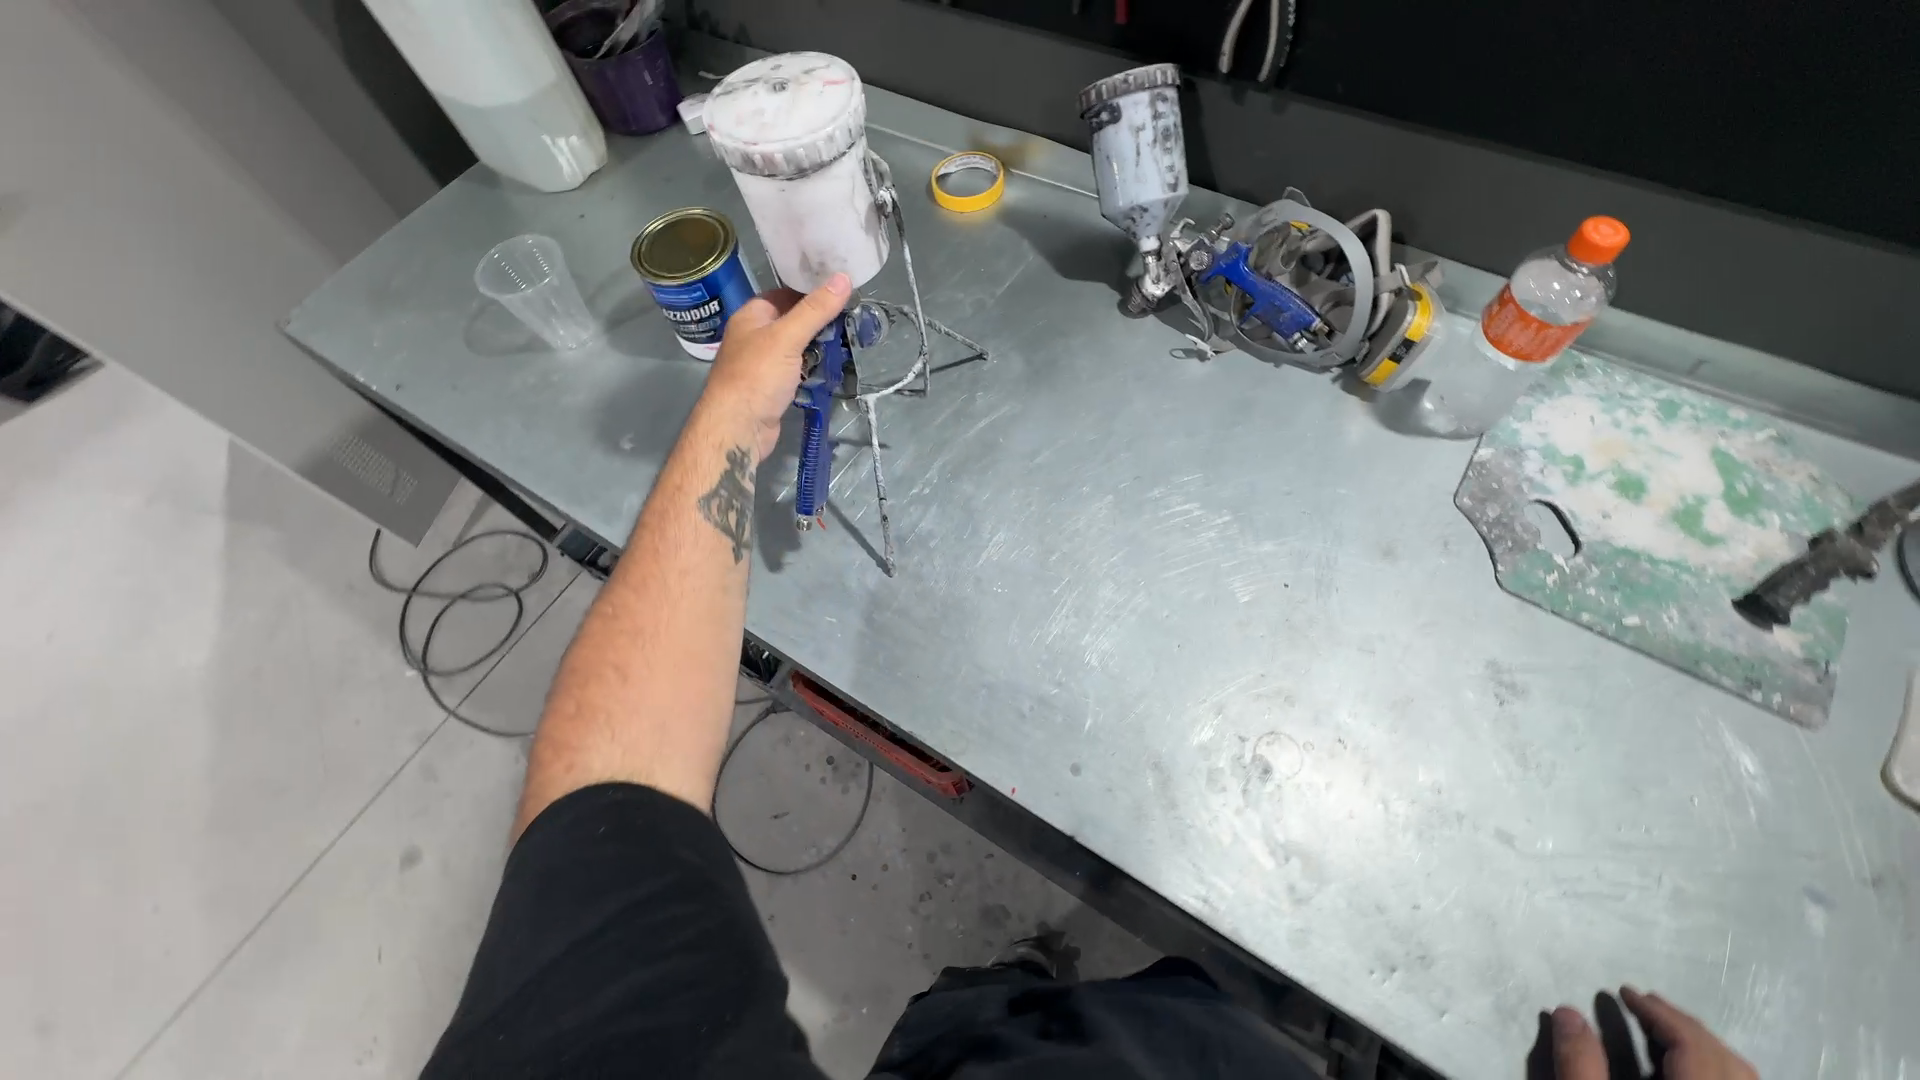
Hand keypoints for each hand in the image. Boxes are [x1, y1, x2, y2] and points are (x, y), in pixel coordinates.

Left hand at [698, 273, 850, 461]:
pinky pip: (797, 372)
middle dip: (820, 324)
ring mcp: (763, 363)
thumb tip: (843, 278)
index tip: (841, 292)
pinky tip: (831, 371)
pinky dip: (812, 371)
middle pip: (793, 322)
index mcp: (752, 316)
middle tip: (851, 320)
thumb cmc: (757, 376)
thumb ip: (815, 310)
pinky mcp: (772, 387)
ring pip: (798, 348)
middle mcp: (755, 336)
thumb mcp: (788, 338)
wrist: (738, 427)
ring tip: (847, 345)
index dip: (811, 291)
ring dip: (819, 349)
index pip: (785, 293)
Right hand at [1552, 988, 1755, 1079]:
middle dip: (1682, 1022)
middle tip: (1643, 1002)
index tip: (1625, 992)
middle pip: (1725, 1058)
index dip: (1659, 1013)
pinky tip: (1684, 1061)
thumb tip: (1567, 1011)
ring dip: (1702, 1042)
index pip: (1692, 1045)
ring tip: (1662, 1026)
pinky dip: (1715, 1064)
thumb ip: (1580, 1063)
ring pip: (1741, 1074)